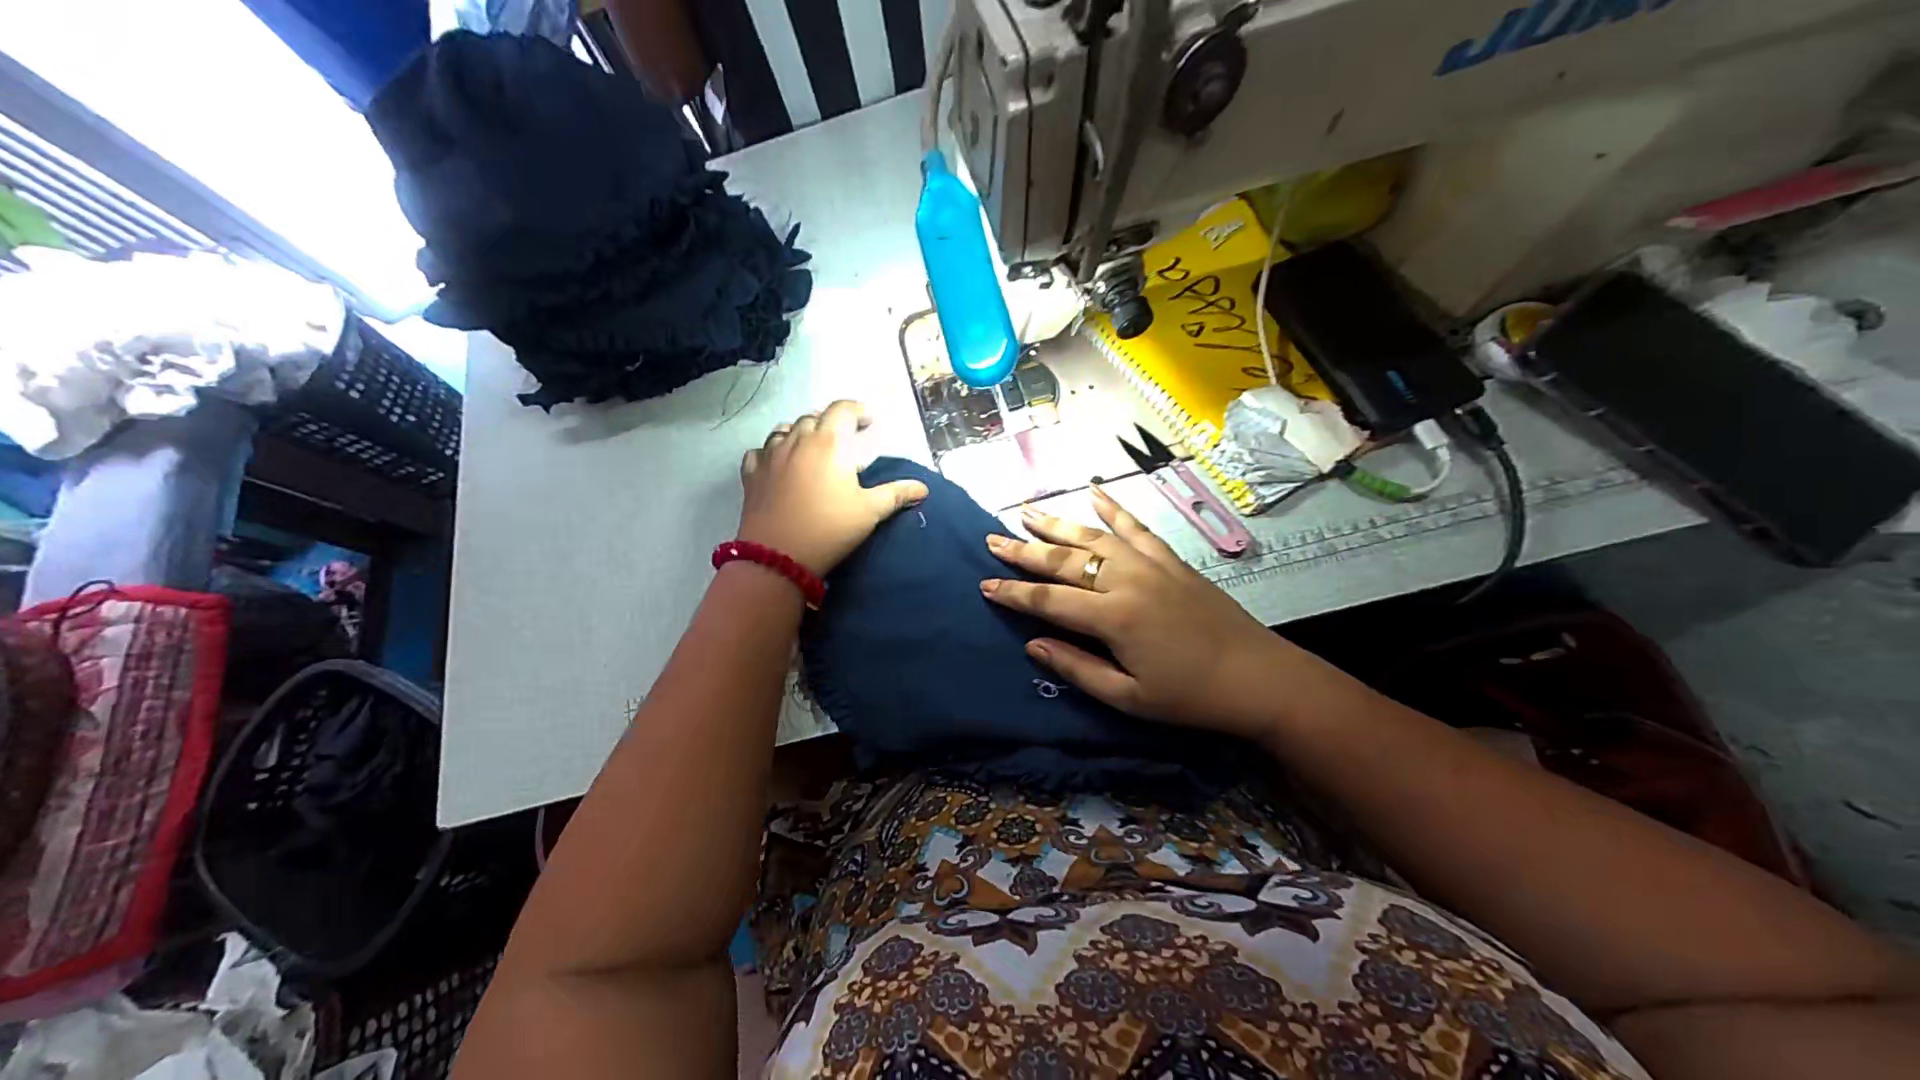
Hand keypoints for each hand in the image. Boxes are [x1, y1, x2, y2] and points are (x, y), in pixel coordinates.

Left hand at [738, 401, 928, 575]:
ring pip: (784, 429)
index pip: (842, 410)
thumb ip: (895, 494)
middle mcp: (797, 440)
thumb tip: (922, 488)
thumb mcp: (869, 512)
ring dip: (801, 432)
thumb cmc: (829, 529)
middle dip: (831, 422)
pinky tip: (779, 462)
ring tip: (812, 446)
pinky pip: (760, 451)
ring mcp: (770, 455)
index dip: (858, 411)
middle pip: (814, 417)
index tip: (869, 421)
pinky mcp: (752, 474)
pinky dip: (772, 451)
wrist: (777, 556)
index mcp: (828, 443)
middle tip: (844, 438)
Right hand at [980, 489, 1304, 736]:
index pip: (1048, 601)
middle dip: (1024, 551)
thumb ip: (1077, 669)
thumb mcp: (1128, 697)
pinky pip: (1136, 527)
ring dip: (1057, 524)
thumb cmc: (1189, 696)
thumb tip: (1033, 645)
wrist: (1258, 677)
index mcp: (1114, 618)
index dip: (1013, 593)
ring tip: (1027, 512)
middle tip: (992, 540)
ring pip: (1094, 536)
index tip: (984, 584)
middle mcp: (1127, 581)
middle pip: (1065, 561)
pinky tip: (1095, 492)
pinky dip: (1114, 508)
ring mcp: (1151, 564)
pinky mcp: (1171, 560)